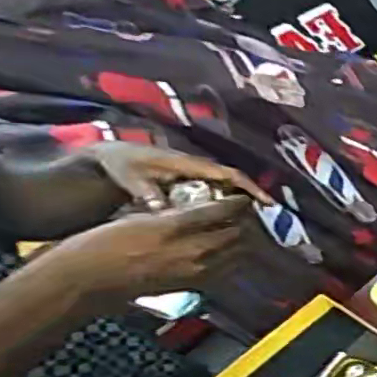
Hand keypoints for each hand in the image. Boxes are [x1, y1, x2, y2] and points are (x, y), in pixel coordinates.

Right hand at [32, 196, 253, 303]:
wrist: (85, 280)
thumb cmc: (100, 243)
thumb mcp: (137, 218)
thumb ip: (172, 215)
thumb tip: (196, 209)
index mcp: (175, 227)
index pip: (221, 211)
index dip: (236, 203)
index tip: (242, 198)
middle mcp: (193, 249)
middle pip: (237, 232)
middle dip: (244, 221)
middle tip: (243, 214)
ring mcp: (198, 269)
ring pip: (237, 251)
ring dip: (241, 240)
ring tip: (237, 231)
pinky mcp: (196, 284)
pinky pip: (226, 268)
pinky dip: (232, 257)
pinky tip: (226, 251)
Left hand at [81, 142, 270, 210]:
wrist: (109, 155)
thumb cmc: (122, 165)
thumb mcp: (133, 180)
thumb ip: (150, 195)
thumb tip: (164, 213)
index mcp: (191, 165)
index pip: (230, 175)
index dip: (251, 188)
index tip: (268, 203)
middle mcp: (199, 167)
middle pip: (235, 182)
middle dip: (252, 197)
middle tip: (265, 218)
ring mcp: (197, 172)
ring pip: (227, 186)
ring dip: (240, 200)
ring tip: (251, 220)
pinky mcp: (192, 178)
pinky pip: (217, 189)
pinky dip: (226, 201)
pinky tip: (228, 216)